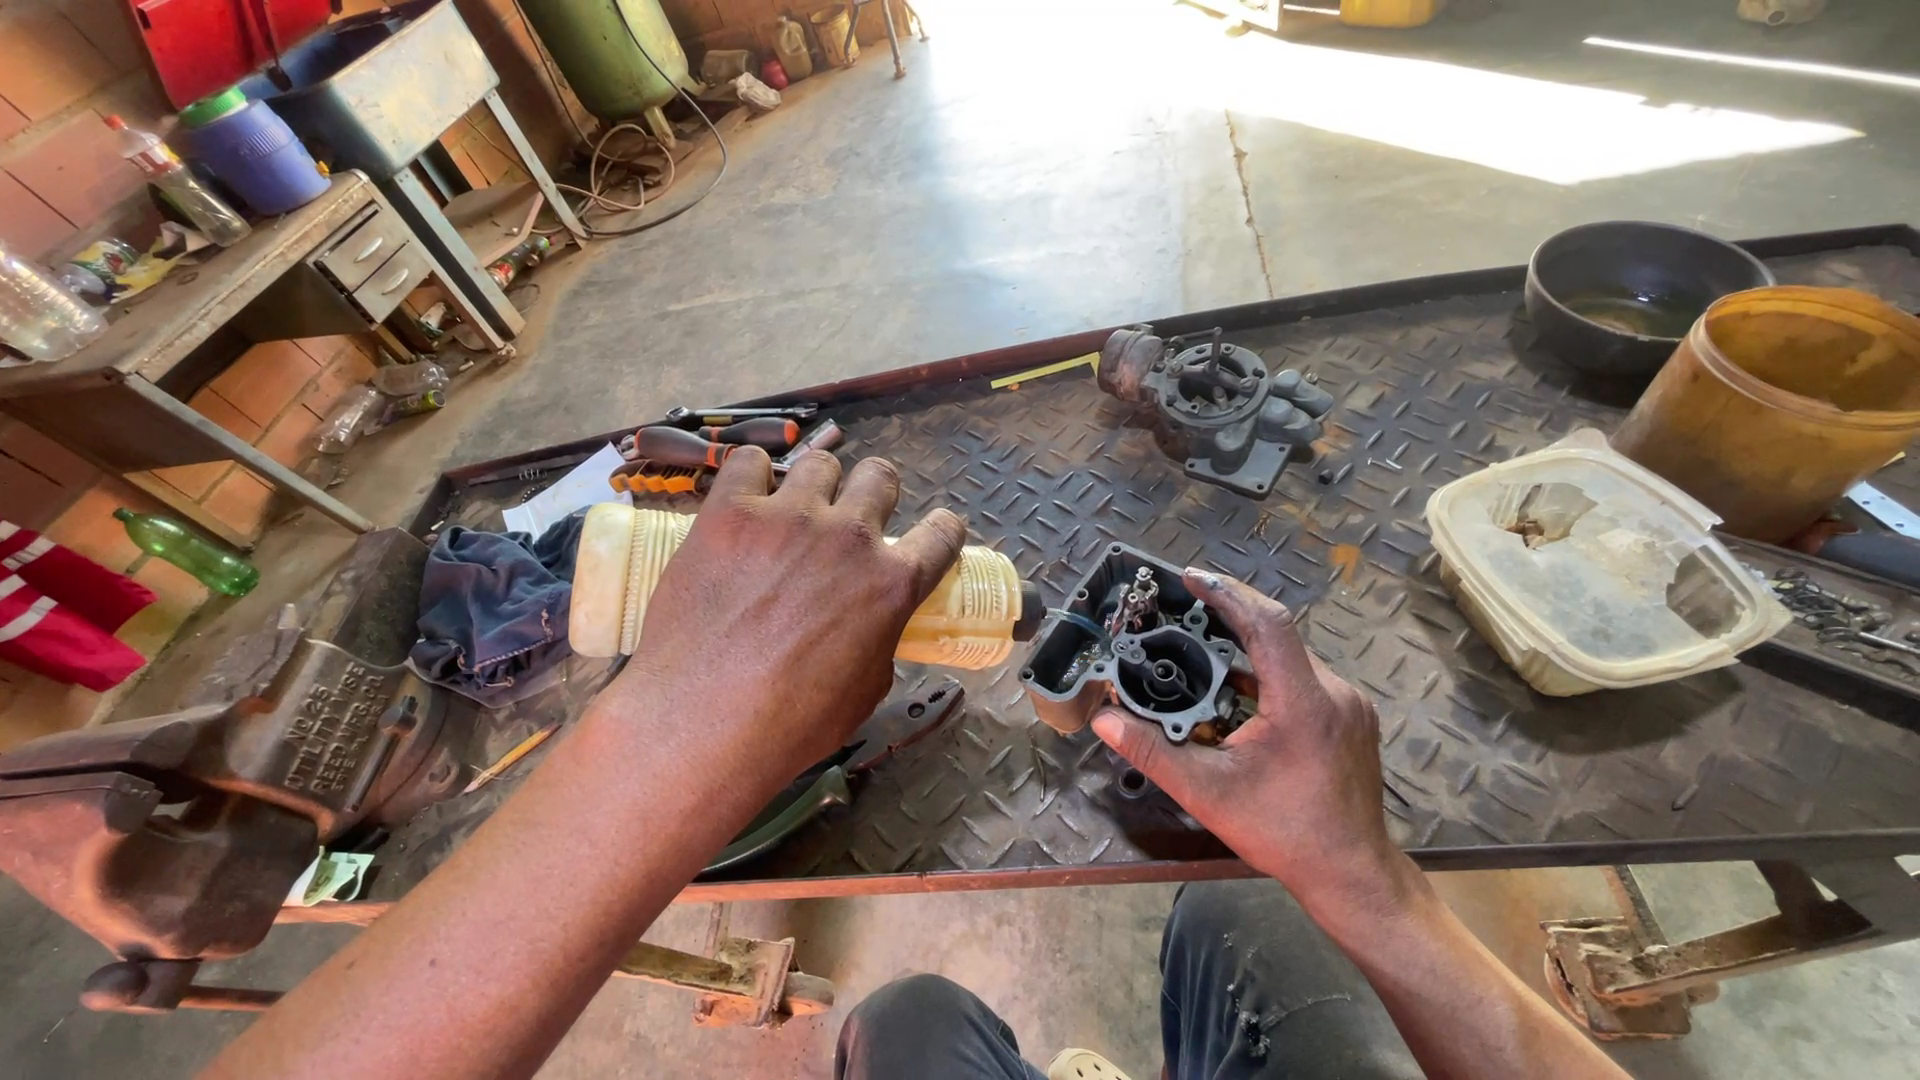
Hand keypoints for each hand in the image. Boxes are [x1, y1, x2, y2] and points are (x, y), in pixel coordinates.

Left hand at [621, 448, 965, 779]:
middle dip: (872, 495)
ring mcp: (789, 517)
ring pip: (820, 463)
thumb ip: (879, 639)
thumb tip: (869, 623)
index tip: (929, 534)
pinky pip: (749, 462)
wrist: (700, 723)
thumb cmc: (790, 724)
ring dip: (815, 485)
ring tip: (790, 512)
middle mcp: (850, 537)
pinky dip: (751, 477)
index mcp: (892, 583)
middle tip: (847, 522)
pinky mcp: (730, 512)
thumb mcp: (865, 690)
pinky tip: (743, 501)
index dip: (941, 530)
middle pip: (880, 477)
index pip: (943, 533)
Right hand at [1092, 570, 1414, 917]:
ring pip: (1291, 654)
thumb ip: (1152, 752)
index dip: (1227, 594)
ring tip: (1203, 635)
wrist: (1352, 872)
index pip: (1267, 625)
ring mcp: (1348, 704)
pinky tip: (1237, 683)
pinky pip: (1303, 675)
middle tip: (1187, 600)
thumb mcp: (1207, 793)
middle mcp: (1333, 692)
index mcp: (1303, 702)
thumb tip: (1104, 720)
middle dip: (1232, 611)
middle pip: (1279, 632)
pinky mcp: (1350, 717)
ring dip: (1249, 641)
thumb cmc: (1282, 832)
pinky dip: (1266, 668)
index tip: (1191, 577)